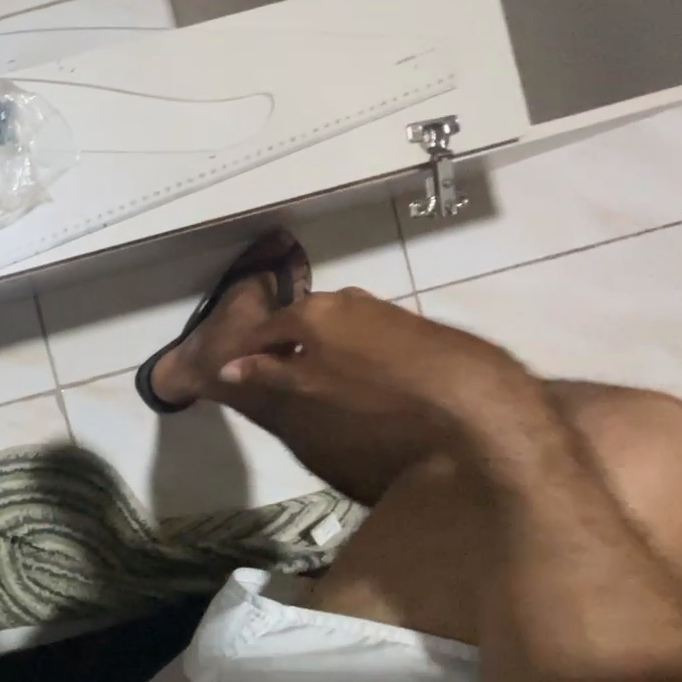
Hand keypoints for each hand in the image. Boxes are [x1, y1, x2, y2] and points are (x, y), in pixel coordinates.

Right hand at [217, 288, 542, 446]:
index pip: (262, 328)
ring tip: (307, 368)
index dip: (246, 350)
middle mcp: (336, 297)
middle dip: (278, 341)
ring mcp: (369, 303)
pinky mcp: (395, 315)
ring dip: (310, 341)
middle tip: (270, 369)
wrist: (455, 383)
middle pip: (294, 318)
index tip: (236, 369)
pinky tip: (344, 363)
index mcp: (308, 310)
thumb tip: (227, 368)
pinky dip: (336, 341)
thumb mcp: (309, 383)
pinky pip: (350, 324)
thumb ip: (266, 372)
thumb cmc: (369, 384)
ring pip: (324, 320)